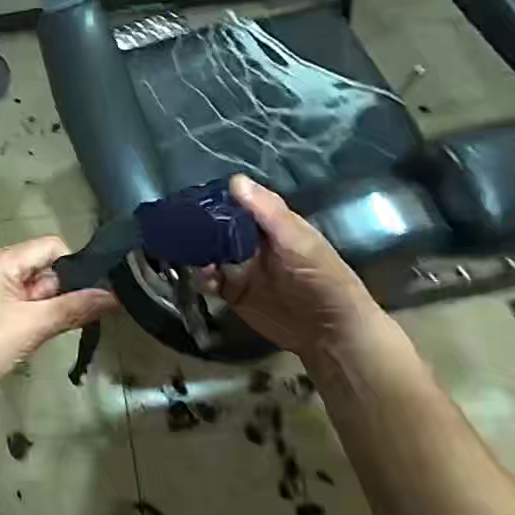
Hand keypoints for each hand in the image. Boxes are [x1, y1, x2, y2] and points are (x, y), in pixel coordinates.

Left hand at [0, 235, 116, 424]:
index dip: (74, 266)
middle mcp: (0, 266)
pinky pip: (28, 303)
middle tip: (65, 319)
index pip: (53, 246)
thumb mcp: (34, 325)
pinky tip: (36, 335)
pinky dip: (38, 316)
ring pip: (40, 288)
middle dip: (62, 292)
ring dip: (51, 308)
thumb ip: (75, 308)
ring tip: (46, 331)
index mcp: (5, 260)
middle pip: (48, 267)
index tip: (87, 295)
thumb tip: (113, 297)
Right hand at [198, 175, 385, 358]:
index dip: (217, 199)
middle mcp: (252, 242)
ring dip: (198, 252)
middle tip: (182, 226)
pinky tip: (204, 278)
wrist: (331, 333)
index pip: (238, 202)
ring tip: (192, 255)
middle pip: (218, 227)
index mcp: (270, 223)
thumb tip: (235, 181)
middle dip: (200, 226)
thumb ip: (268, 213)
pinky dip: (201, 277)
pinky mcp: (233, 293)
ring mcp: (241, 268)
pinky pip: (210, 280)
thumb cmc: (322, 278)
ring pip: (209, 253)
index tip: (195, 198)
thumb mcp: (298, 241)